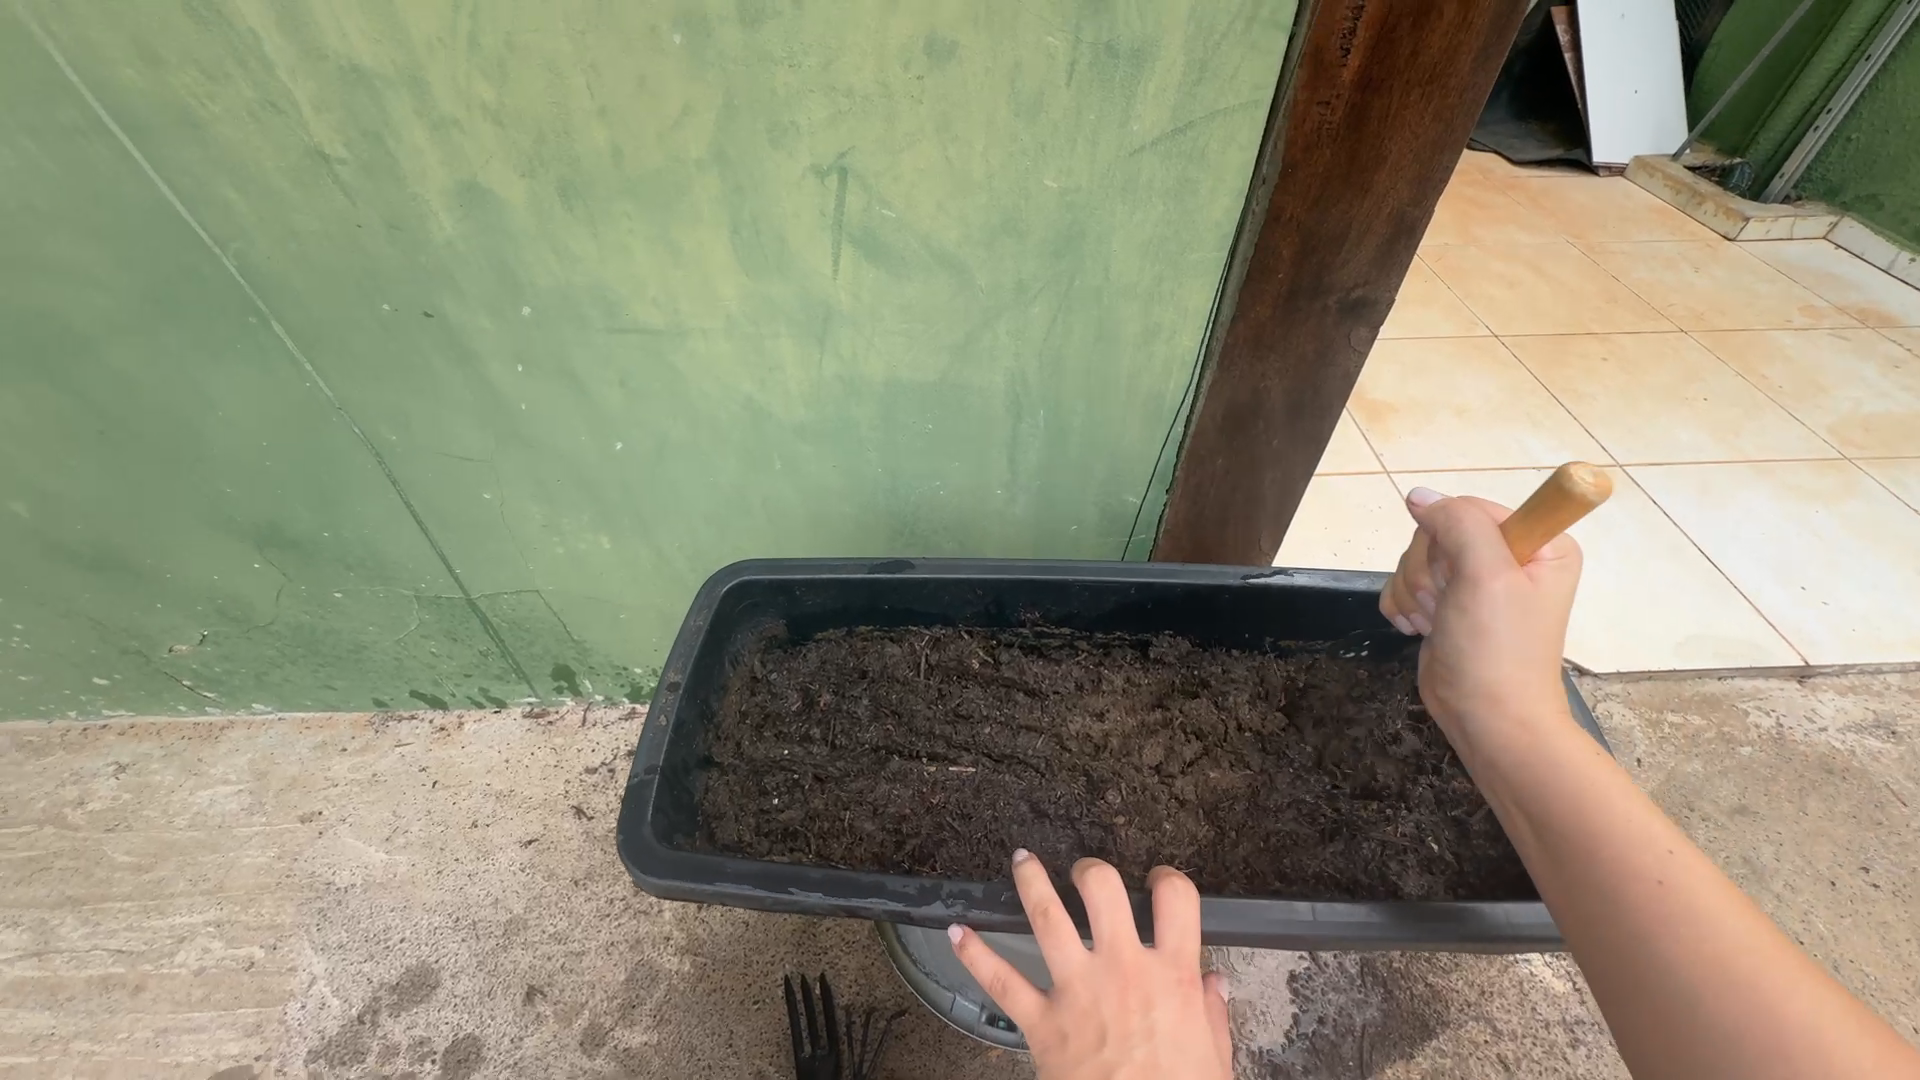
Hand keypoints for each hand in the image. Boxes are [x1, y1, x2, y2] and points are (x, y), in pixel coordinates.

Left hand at [948, 851, 1230, 1079]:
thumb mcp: (1214, 1062)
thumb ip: (1211, 1015)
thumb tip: (1215, 983)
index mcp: (1170, 977)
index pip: (1176, 900)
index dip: (1168, 880)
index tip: (1158, 882)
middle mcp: (1122, 970)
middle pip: (1101, 890)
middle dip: (1090, 871)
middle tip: (1085, 874)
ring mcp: (1077, 991)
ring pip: (1048, 918)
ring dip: (1031, 883)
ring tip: (1022, 860)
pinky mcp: (1042, 1023)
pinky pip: (1001, 981)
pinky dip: (975, 954)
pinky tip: (957, 931)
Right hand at [1378, 486, 1581, 765]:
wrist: (1485, 716)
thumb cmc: (1497, 649)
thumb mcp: (1485, 576)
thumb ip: (1456, 523)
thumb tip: (1417, 495)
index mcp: (1537, 543)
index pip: (1469, 510)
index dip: (1450, 539)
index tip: (1461, 576)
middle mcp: (1506, 558)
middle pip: (1435, 534)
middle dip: (1427, 572)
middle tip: (1445, 604)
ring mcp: (1472, 583)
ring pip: (1413, 559)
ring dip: (1413, 593)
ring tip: (1435, 623)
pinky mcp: (1443, 605)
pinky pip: (1401, 584)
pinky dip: (1402, 606)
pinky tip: (1420, 629)